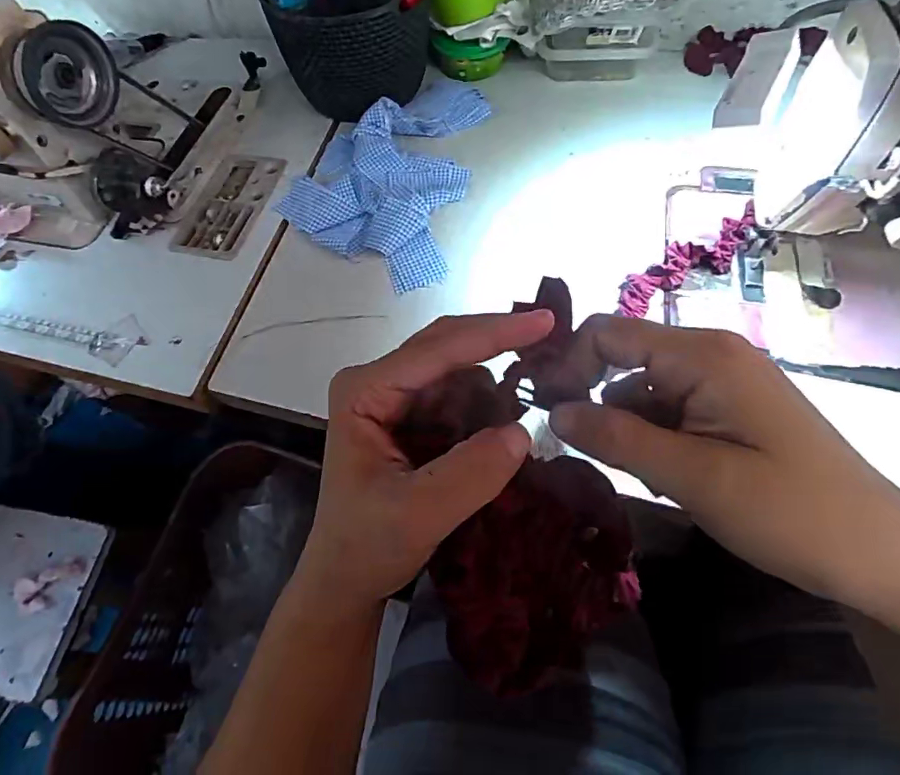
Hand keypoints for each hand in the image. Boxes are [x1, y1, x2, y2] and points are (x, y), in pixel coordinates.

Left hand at [294, 311, 553, 608]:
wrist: (345, 577)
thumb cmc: (366, 544)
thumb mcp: (418, 513)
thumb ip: (469, 473)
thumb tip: (522, 431)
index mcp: (364, 390)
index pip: (435, 350)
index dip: (492, 333)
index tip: (544, 321)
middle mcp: (375, 382)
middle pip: (444, 346)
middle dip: (496, 341)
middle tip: (554, 339)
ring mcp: (391, 398)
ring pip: (453, 368)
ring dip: (493, 379)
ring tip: (535, 393)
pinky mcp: (407, 417)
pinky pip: (454, 394)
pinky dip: (485, 401)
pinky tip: (508, 417)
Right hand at [545, 316, 899, 628]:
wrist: (892, 564)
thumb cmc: (793, 514)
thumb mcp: (693, 478)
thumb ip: (616, 438)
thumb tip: (552, 412)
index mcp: (704, 355)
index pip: (607, 332)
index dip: (568, 364)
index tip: (544, 410)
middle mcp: (712, 354)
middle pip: (622, 357)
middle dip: (594, 399)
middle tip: (578, 448)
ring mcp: (725, 381)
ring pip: (641, 387)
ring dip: (624, 424)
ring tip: (640, 476)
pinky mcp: (732, 409)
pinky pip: (669, 407)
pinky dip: (652, 436)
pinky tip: (666, 476)